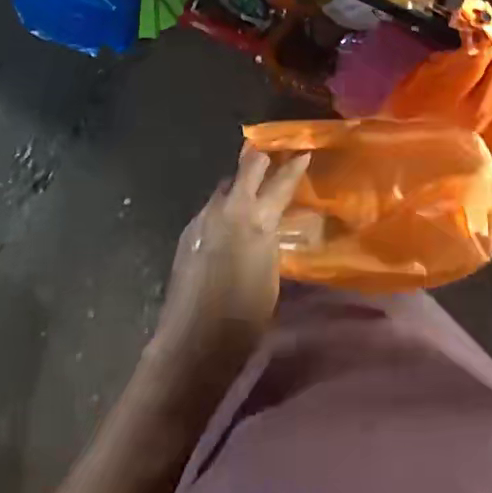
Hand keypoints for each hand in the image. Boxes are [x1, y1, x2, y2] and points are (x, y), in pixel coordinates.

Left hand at [150, 149, 310, 371]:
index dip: (294, 167)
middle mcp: (229, 209)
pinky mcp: (188, 230)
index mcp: (257, 220)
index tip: (303, 153)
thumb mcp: (272, 277)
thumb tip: (275, 229)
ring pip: (225, 186)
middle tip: (272, 162)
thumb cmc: (245, 317)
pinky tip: (227, 225)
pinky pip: (211, 207)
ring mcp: (204, 217)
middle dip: (260, 161)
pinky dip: (223, 208)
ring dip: (239, 185)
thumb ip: (272, 243)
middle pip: (247, 167)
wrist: (194, 339)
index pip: (280, 183)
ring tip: (251, 194)